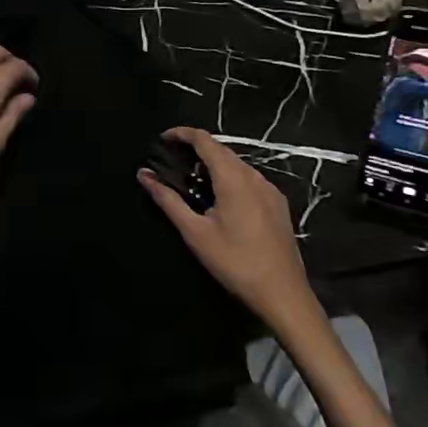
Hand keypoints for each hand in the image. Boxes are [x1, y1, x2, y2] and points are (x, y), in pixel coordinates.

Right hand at [138, 127, 317, 328]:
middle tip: (173, 161)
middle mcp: (253, 175)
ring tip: (193, 180)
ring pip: (237, 164)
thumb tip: (144, 176)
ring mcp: (269, 188)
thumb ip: (168, 200)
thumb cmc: (235, 262)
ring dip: (214, 164)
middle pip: (221, 149)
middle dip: (196, 149)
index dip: (182, 134)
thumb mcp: (195, 233)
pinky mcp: (278, 203)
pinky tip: (221, 199)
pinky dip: (230, 178)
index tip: (163, 139)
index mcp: (233, 177)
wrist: (283, 292)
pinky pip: (250, 179)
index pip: (204, 140)